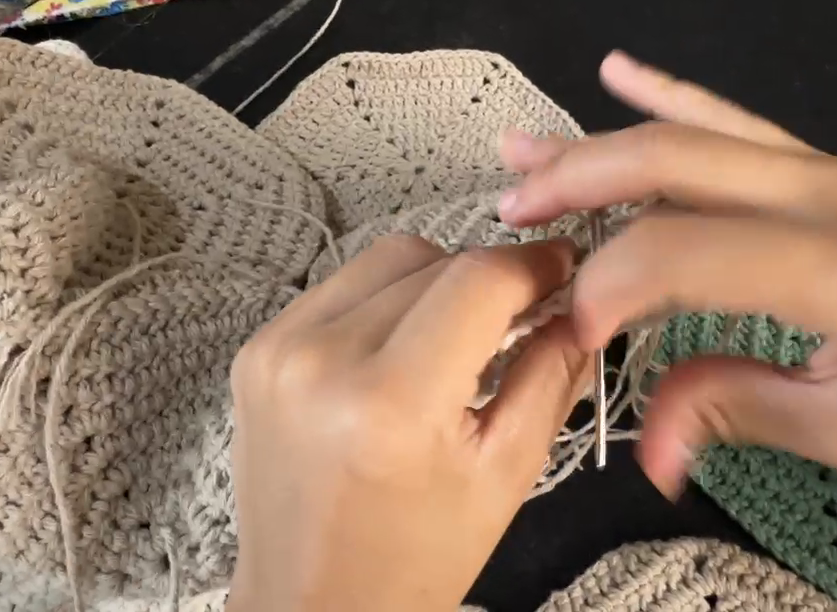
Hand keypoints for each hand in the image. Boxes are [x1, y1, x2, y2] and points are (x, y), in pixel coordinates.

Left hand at [227, 235, 593, 611]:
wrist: (306, 609)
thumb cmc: (417, 560)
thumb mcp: (505, 476)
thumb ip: (551, 375)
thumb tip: (580, 302)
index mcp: (392, 402)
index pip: (477, 281)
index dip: (531, 262)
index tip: (566, 264)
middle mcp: (324, 357)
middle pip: (435, 261)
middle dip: (489, 278)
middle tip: (518, 311)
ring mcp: (279, 345)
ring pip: (389, 259)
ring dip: (437, 279)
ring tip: (454, 333)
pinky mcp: (257, 344)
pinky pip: (345, 283)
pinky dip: (387, 297)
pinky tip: (399, 345)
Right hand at [496, 51, 836, 500]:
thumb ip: (730, 411)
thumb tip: (643, 449)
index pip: (680, 250)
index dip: (606, 286)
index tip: (570, 330)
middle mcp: (833, 194)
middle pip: (671, 162)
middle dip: (577, 182)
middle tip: (509, 207)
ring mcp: (834, 168)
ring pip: (693, 135)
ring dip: (602, 141)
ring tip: (527, 149)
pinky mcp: (834, 167)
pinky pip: (739, 122)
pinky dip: (673, 93)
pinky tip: (619, 71)